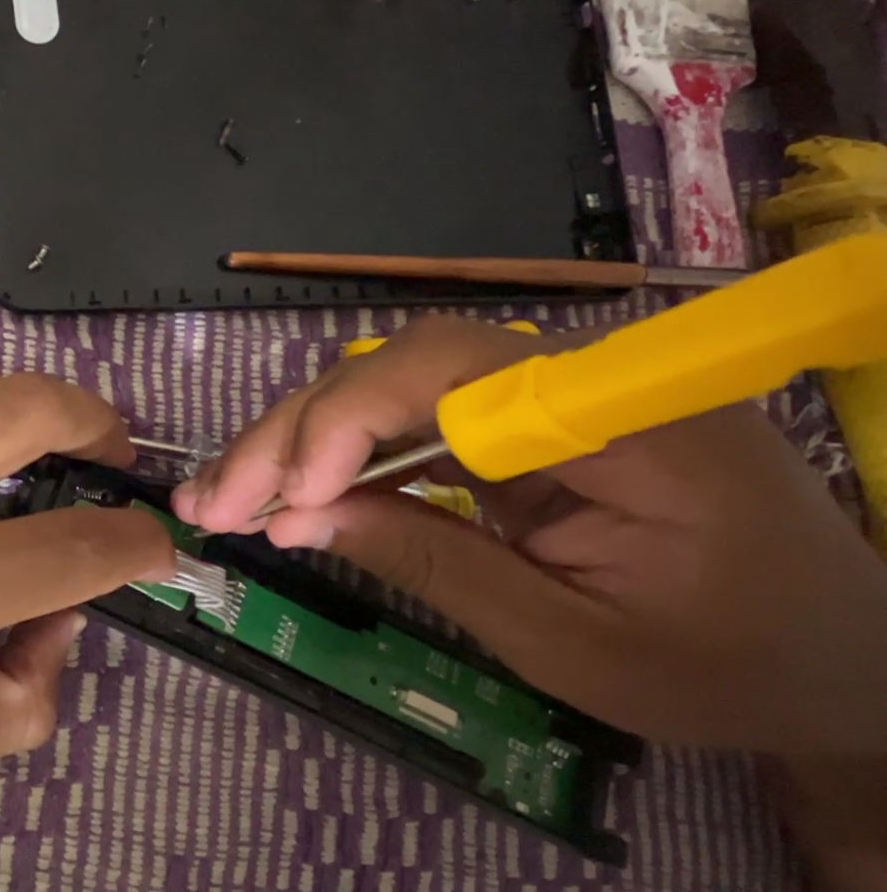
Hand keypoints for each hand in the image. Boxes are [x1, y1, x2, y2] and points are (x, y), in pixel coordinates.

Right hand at [171, 316, 886, 755]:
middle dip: (290, 436)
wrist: (833, 662)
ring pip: (378, 389)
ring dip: (291, 446)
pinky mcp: (509, 422)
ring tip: (219, 499)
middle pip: (391, 370)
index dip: (348, 418)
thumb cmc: (725, 667)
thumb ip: (432, 561)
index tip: (287, 500)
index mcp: (623, 419)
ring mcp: (536, 394)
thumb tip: (298, 516)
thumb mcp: (571, 641)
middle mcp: (571, 378)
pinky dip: (331, 460)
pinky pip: (400, 422)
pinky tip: (273, 492)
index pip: (450, 368)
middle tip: (212, 502)